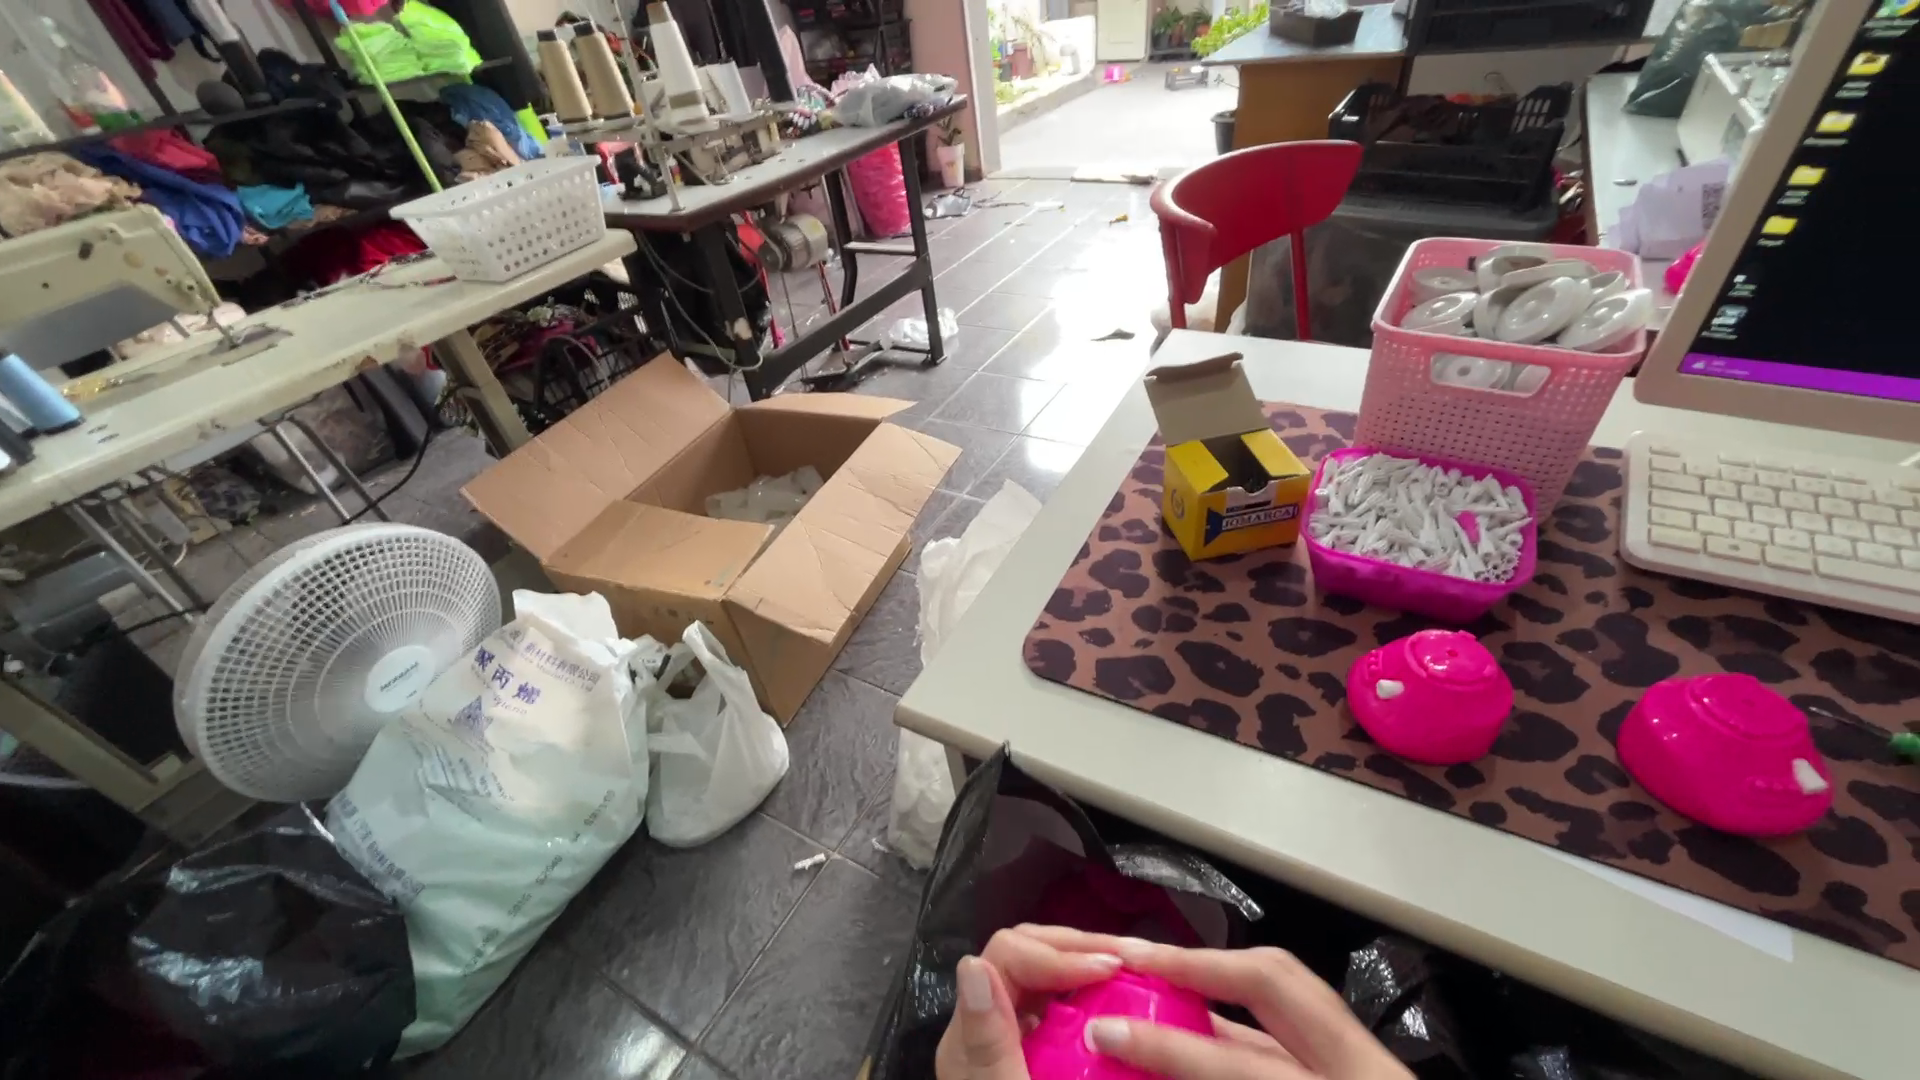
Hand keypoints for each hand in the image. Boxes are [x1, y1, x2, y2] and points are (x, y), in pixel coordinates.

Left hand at [934, 924, 1130, 1078]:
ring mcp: (1008, 1033)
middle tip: (1132, 959)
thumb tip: (974, 964)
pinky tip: (1118, 1005)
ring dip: (1086, 964)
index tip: (1110, 968)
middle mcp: (985, 1021)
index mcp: (970, 1032)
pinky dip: (1088, 995)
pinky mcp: (1030, 1049)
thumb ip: (989, 1042)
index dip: (1060, 953)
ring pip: (1042, 973)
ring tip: (1132, 971)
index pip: (1007, 954)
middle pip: (1026, 952)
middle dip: (1078, 947)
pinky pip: (1055, 1003)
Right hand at [1086, 942, 1412, 1079]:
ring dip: (1218, 975)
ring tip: (1158, 972)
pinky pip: (1298, 1026)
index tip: (1106, 1035)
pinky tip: (1202, 1026)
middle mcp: (1364, 1074)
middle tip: (1132, 959)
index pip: (1243, 1066)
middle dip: (1198, 965)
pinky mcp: (1368, 1068)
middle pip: (1278, 983)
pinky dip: (1242, 1018)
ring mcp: (1370, 1067)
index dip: (1168, 1046)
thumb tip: (1152, 1063)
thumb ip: (1224, 1079)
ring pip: (1292, 989)